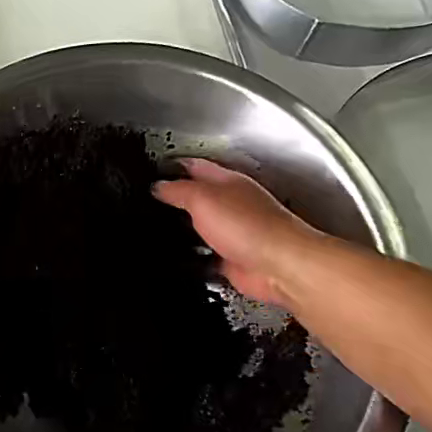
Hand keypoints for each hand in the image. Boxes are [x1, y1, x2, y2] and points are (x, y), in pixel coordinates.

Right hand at [152, 159, 324, 307]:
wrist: (278, 265)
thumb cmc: (252, 227)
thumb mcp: (203, 199)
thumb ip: (178, 190)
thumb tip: (158, 186)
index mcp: (228, 183)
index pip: (196, 167)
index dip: (174, 166)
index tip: (154, 169)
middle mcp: (232, 204)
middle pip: (199, 196)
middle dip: (176, 196)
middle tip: (153, 198)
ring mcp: (234, 232)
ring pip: (201, 226)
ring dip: (184, 228)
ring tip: (161, 228)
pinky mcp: (231, 258)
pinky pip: (205, 255)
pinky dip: (193, 256)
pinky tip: (180, 258)